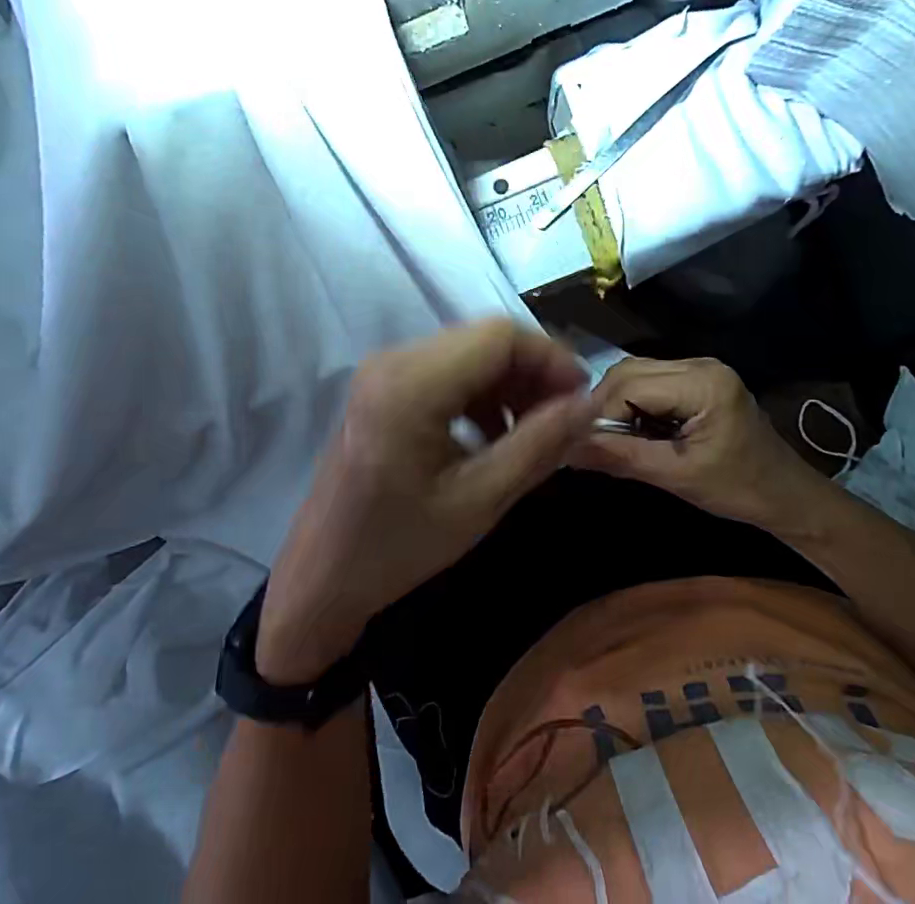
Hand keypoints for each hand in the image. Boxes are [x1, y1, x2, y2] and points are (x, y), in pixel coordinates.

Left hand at [258, 320, 593, 682]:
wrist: (322, 577)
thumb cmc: (398, 547)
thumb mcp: (480, 499)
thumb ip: (540, 444)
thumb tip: (592, 403)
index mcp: (410, 385)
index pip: (499, 336)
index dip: (552, 358)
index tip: (583, 399)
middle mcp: (392, 361)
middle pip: (485, 340)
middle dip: (535, 373)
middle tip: (565, 419)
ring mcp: (383, 371)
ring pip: (471, 353)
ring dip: (512, 384)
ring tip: (534, 432)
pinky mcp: (383, 388)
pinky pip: (449, 371)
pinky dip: (484, 394)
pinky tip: (495, 436)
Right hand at [573, 356, 828, 528]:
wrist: (785, 495)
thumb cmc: (738, 489)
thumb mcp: (675, 476)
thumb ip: (620, 457)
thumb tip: (566, 450)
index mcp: (702, 382)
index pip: (628, 385)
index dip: (597, 415)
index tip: (577, 446)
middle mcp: (700, 364)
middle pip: (629, 373)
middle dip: (604, 408)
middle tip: (590, 446)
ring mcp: (700, 370)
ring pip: (636, 376)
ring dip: (617, 408)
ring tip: (611, 443)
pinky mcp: (698, 382)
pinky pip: (652, 385)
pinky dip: (635, 408)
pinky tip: (634, 435)